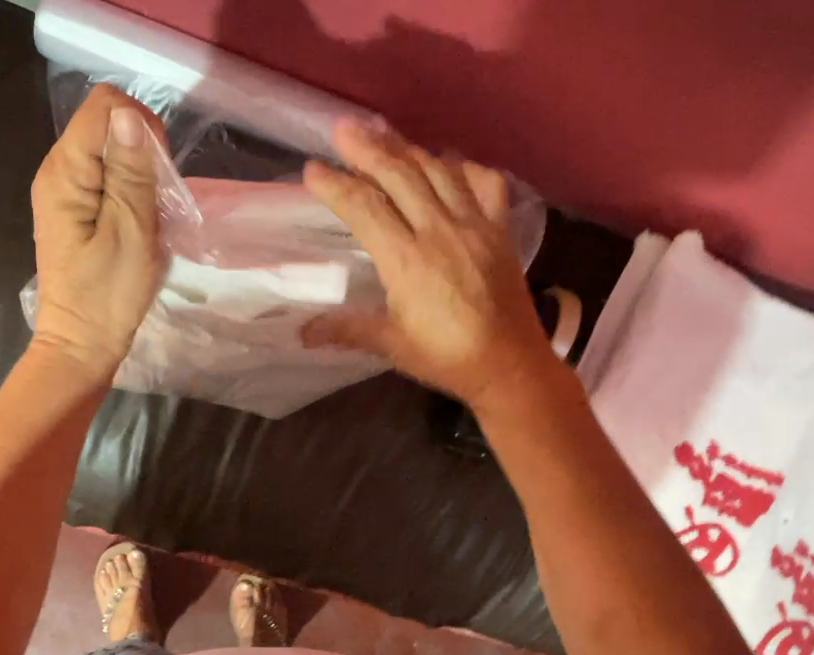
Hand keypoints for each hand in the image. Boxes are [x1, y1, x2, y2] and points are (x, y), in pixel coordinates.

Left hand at [28, 85, 168, 380]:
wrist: (80, 347)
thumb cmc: (108, 296)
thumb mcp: (130, 231)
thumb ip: (131, 172)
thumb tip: (130, 116)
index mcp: (64, 171)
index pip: (105, 107)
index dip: (140, 128)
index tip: (157, 175)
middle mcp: (56, 171)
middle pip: (105, 126)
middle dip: (140, 153)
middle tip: (155, 202)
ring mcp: (62, 192)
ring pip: (108, 154)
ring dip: (136, 176)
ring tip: (147, 218)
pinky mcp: (72, 212)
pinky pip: (104, 181)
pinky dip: (127, 194)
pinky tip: (136, 226)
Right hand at [301, 120, 557, 408]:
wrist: (509, 366)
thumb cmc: (446, 359)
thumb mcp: (392, 346)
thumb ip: (348, 330)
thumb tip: (303, 332)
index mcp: (407, 261)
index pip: (364, 208)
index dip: (336, 185)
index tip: (312, 171)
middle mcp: (440, 231)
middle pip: (400, 175)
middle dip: (368, 149)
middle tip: (343, 129)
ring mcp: (475, 225)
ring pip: (438, 171)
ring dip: (408, 149)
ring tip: (385, 134)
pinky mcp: (500, 230)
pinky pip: (484, 182)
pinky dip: (464, 167)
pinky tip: (449, 163)